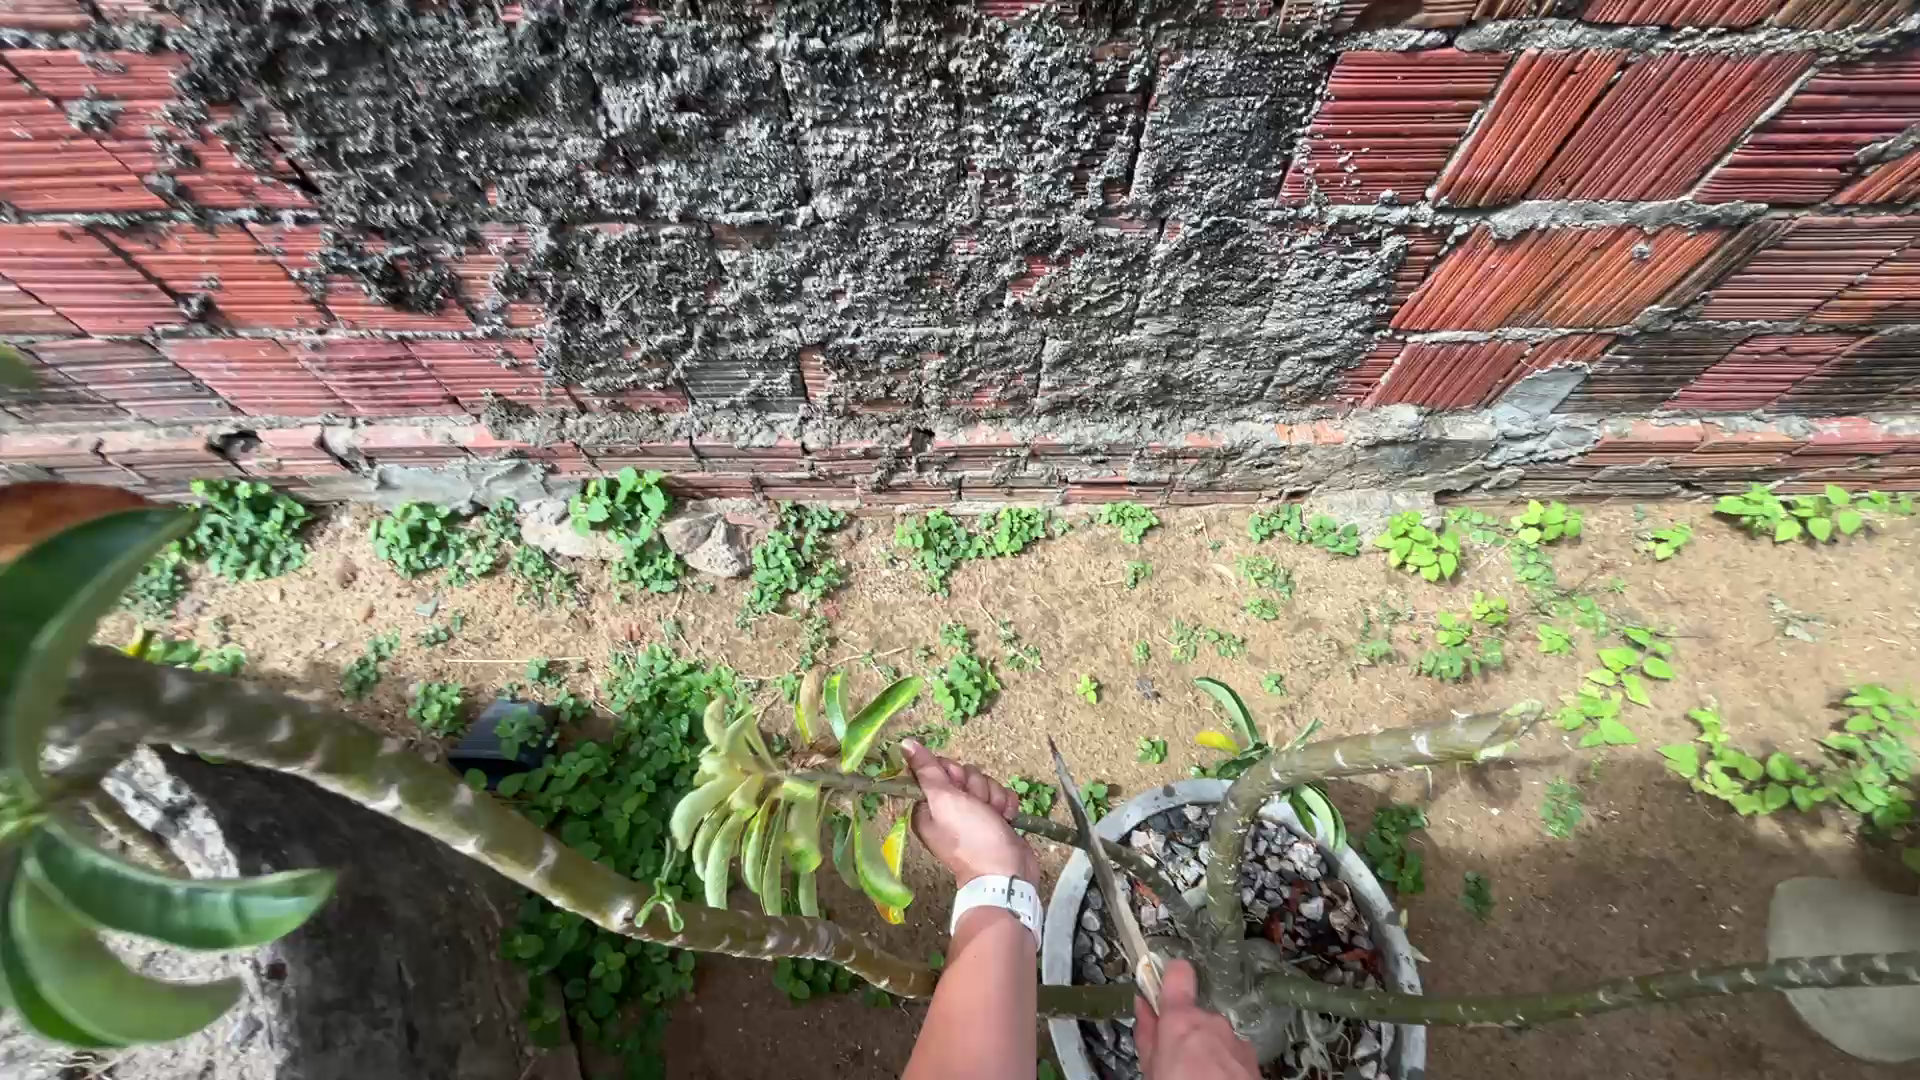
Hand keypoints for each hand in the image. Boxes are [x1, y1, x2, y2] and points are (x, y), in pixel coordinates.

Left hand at [901, 739, 1038, 886]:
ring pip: (984, 783)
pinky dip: (1006, 805)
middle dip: (976, 787)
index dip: (952, 773)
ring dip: (993, 797)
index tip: (957, 788)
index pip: (937, 768)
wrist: (1007, 873)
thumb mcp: (944, 800)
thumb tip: (904, 744)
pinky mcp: (994, 818)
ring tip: (994, 817)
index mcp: (928, 806)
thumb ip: (926, 771)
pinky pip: (1001, 795)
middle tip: (976, 807)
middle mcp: (948, 809)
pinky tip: (1006, 818)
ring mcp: (973, 814)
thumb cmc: (971, 838)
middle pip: (964, 774)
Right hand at [1134, 960, 1258, 1079]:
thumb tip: (1142, 1004)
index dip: (1170, 977)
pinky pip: (1233, 1054)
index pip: (1178, 972)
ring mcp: (1236, 1041)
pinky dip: (1226, 1066)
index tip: (1161, 992)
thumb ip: (1146, 1032)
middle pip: (1195, 1014)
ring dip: (1207, 1051)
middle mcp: (1212, 1021)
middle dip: (1187, 1033)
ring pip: (1215, 1036)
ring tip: (1199, 1078)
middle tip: (1177, 1061)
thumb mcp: (1151, 1068)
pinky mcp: (1254, 1062)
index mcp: (1181, 1019)